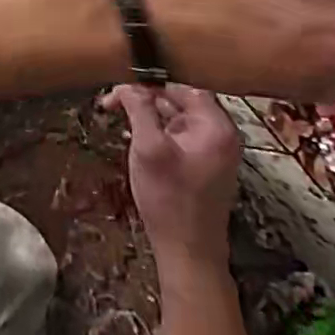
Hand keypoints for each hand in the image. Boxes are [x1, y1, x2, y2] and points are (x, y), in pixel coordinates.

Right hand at [105, 84, 241, 258]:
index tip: (122, 86)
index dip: (150, 82)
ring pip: (176, 117)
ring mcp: (212, 150)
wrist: (187, 253)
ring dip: (148, 115)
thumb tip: (128, 83)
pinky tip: (134, 135)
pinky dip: (156, 131)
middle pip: (179, 99)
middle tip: (113, 102)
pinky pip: (177, 135)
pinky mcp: (202, 164)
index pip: (182, 85)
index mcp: (216, 126)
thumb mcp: (149, 147)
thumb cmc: (169, 198)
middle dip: (145, 98)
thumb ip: (139, 109)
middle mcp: (220, 134)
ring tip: (118, 115)